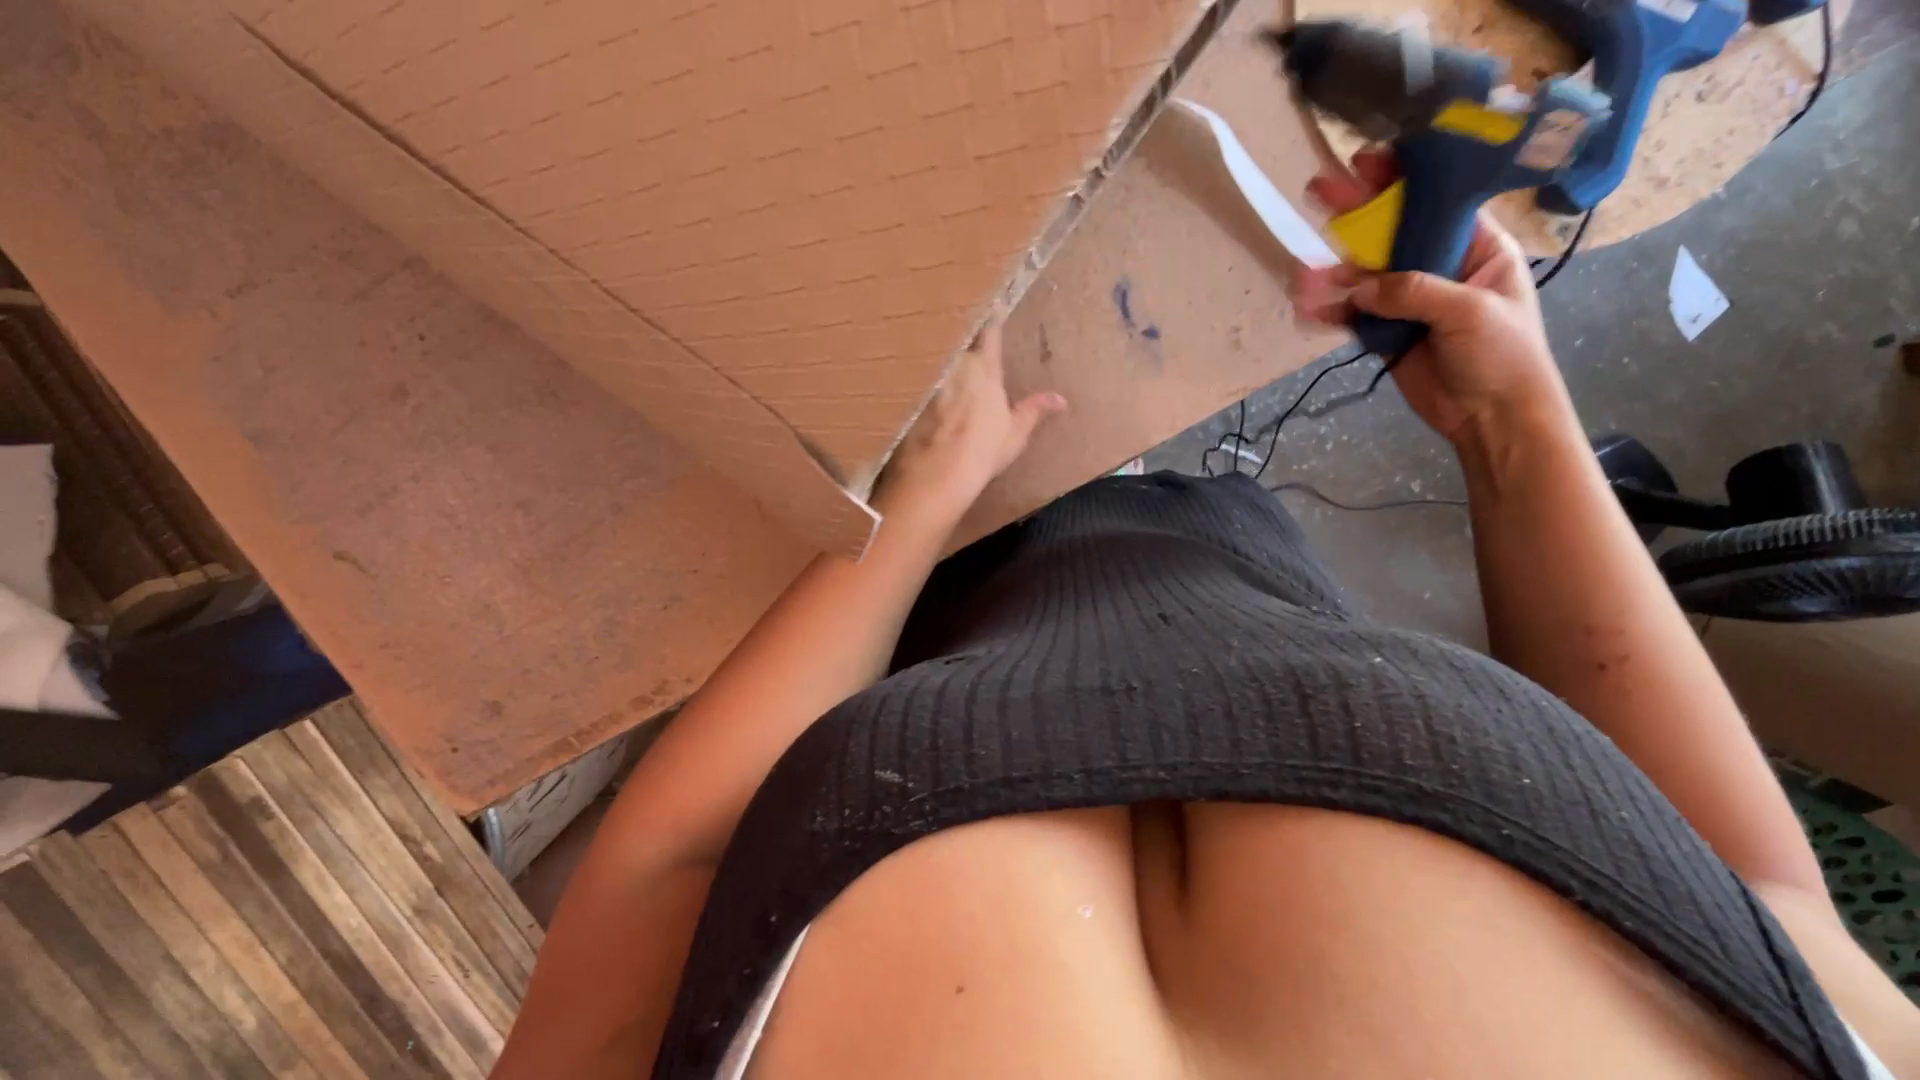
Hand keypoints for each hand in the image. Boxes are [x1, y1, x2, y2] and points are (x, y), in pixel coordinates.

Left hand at [873, 315, 1066, 525]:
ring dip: (942, 360)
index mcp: (984, 369)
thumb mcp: (1015, 432)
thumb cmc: (983, 451)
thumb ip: (1035, 410)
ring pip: (939, 361)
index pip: (990, 333)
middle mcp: (955, 365)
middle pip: (960, 343)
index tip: (994, 305)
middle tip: (965, 331)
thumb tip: (1060, 399)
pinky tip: (921, 388)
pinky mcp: (910, 397)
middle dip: (964, 339)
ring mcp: (930, 380)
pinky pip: (921, 381)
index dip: (993, 319)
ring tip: (948, 362)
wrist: (937, 472)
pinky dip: (924, 382)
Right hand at [1290, 149, 1572, 444]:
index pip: (1436, 202)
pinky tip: (1310, 307)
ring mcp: (1410, 300)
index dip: (1403, 180)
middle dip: (1356, 213)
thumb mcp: (1469, 312)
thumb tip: (1359, 286)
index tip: (1368, 162)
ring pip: (1365, 273)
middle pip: (1392, 231)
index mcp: (1476, 247)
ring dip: (1334, 269)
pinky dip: (1332, 310)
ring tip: (1305, 271)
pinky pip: (1354, 314)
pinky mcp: (1387, 333)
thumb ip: (1414, 291)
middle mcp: (1440, 265)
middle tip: (1321, 190)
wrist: (1493, 418)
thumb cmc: (1503, 355)